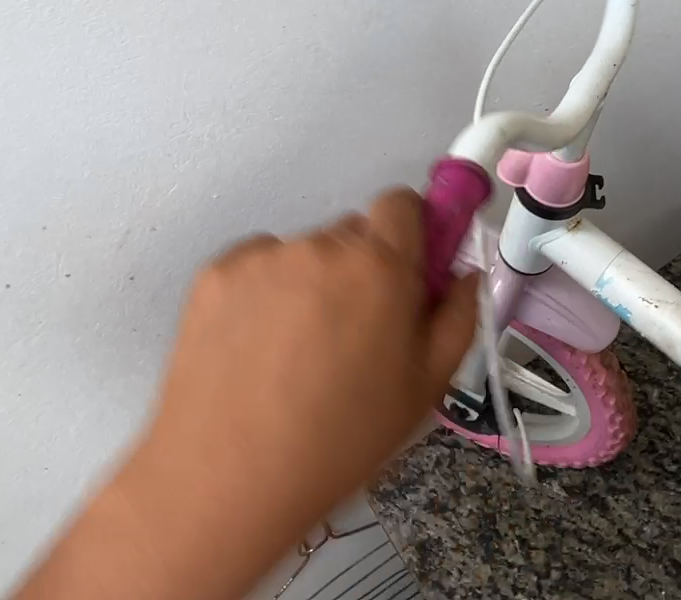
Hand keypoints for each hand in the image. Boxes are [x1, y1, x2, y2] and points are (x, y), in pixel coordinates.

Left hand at [15, 189, 479, 599]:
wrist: (226, 478)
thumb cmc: (341, 438)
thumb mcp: (426, 388)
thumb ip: (458, 316)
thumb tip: (464, 273)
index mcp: (380, 265)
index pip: (402, 202)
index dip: (408, 232)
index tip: (404, 272)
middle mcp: (322, 244)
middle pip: (353, 233)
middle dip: (361, 269)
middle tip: (351, 332)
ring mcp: (264, 255)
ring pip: (305, 253)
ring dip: (312, 283)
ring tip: (296, 353)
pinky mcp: (216, 271)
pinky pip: (258, 266)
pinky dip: (264, 293)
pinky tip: (257, 349)